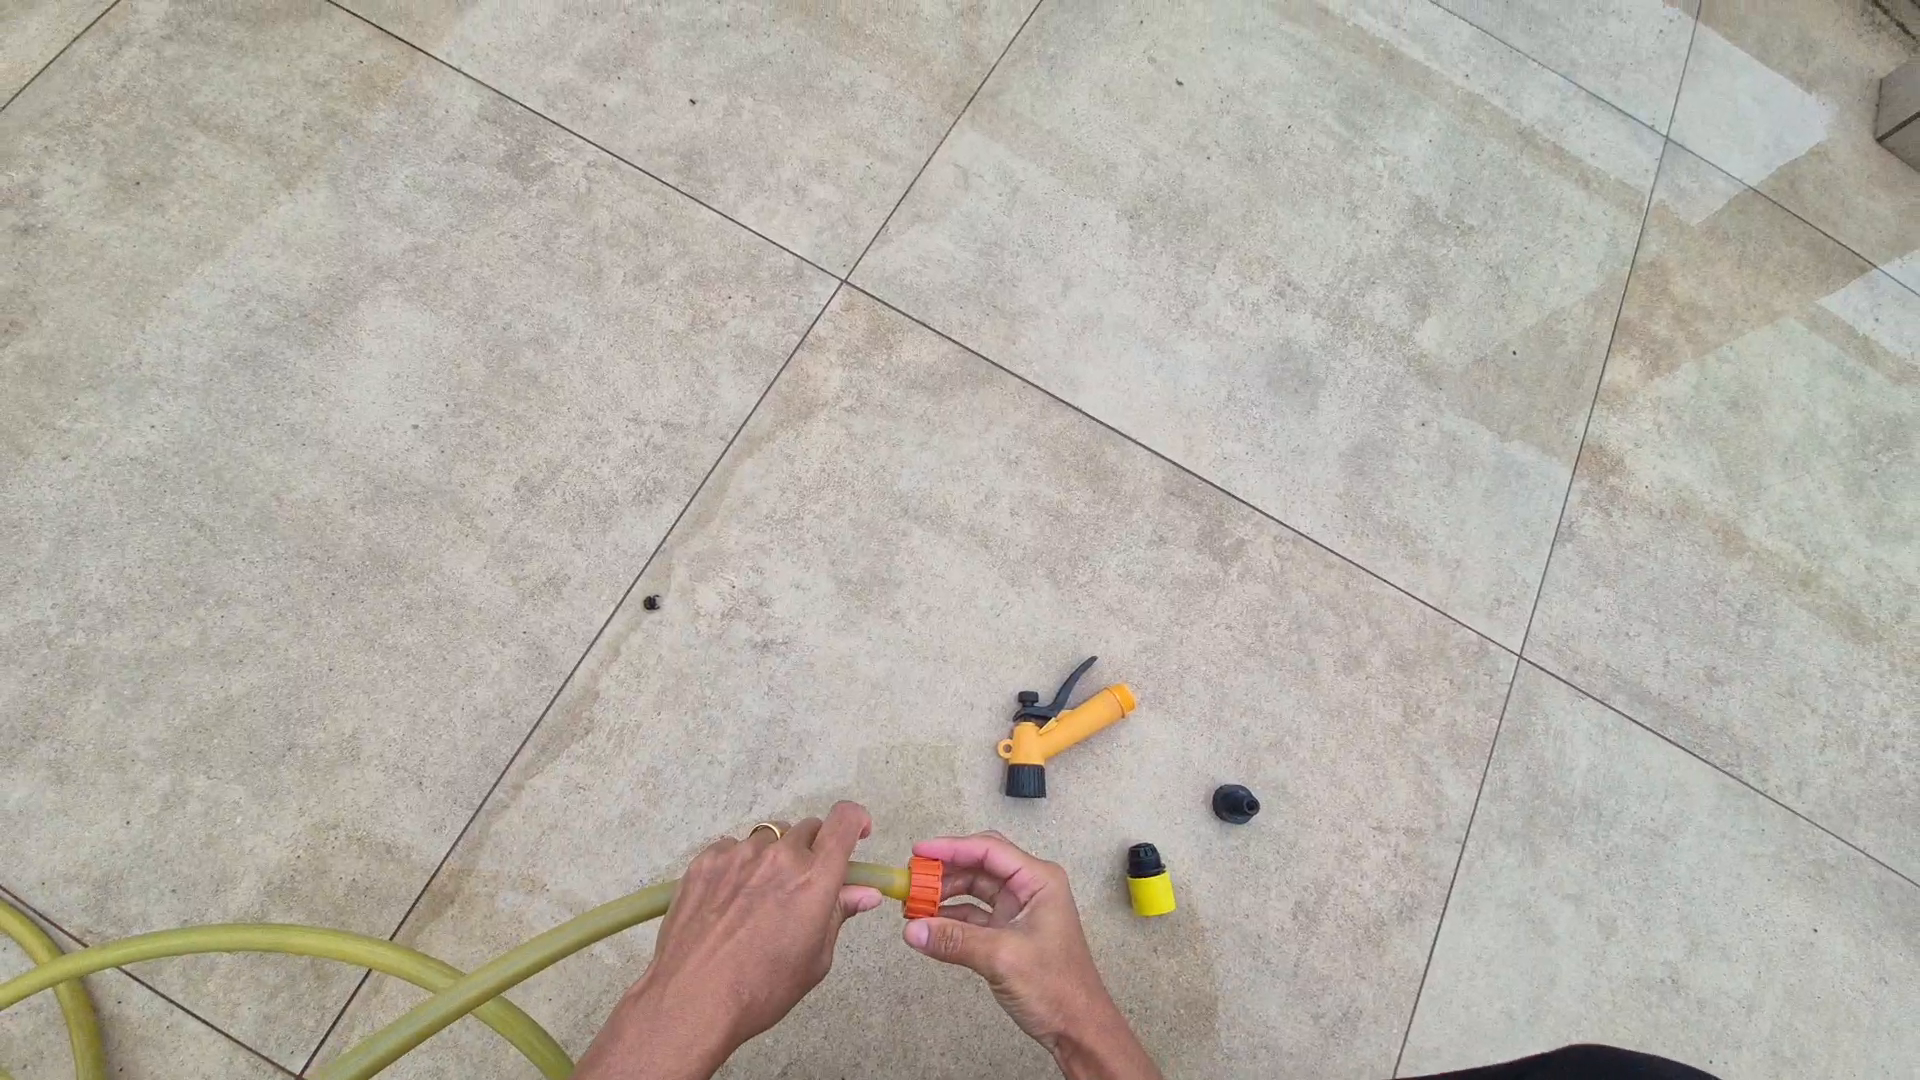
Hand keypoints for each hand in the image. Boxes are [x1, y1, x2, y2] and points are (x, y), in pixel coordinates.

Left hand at [575, 802, 883, 1079]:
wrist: (691, 1002)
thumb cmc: (762, 989)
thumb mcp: (815, 959)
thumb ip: (840, 913)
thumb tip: (866, 892)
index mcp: (815, 877)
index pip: (845, 820)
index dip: (856, 820)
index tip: (857, 833)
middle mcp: (781, 855)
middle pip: (808, 829)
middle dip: (812, 850)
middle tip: (800, 885)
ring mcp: (740, 853)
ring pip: (770, 837)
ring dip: (774, 856)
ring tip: (758, 896)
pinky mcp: (707, 860)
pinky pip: (733, 847)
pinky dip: (739, 864)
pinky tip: (729, 899)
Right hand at [902, 832, 1161, 1079]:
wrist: (1078, 1029)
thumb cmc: (1057, 987)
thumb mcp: (1003, 957)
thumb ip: (955, 941)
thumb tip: (913, 929)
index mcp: (1038, 879)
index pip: (989, 849)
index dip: (952, 847)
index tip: (919, 852)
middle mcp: (1028, 887)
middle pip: (979, 865)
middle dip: (945, 870)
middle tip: (912, 878)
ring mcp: (1018, 909)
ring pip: (974, 890)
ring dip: (945, 895)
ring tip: (915, 903)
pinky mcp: (1008, 931)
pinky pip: (974, 915)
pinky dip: (951, 918)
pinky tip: (929, 925)